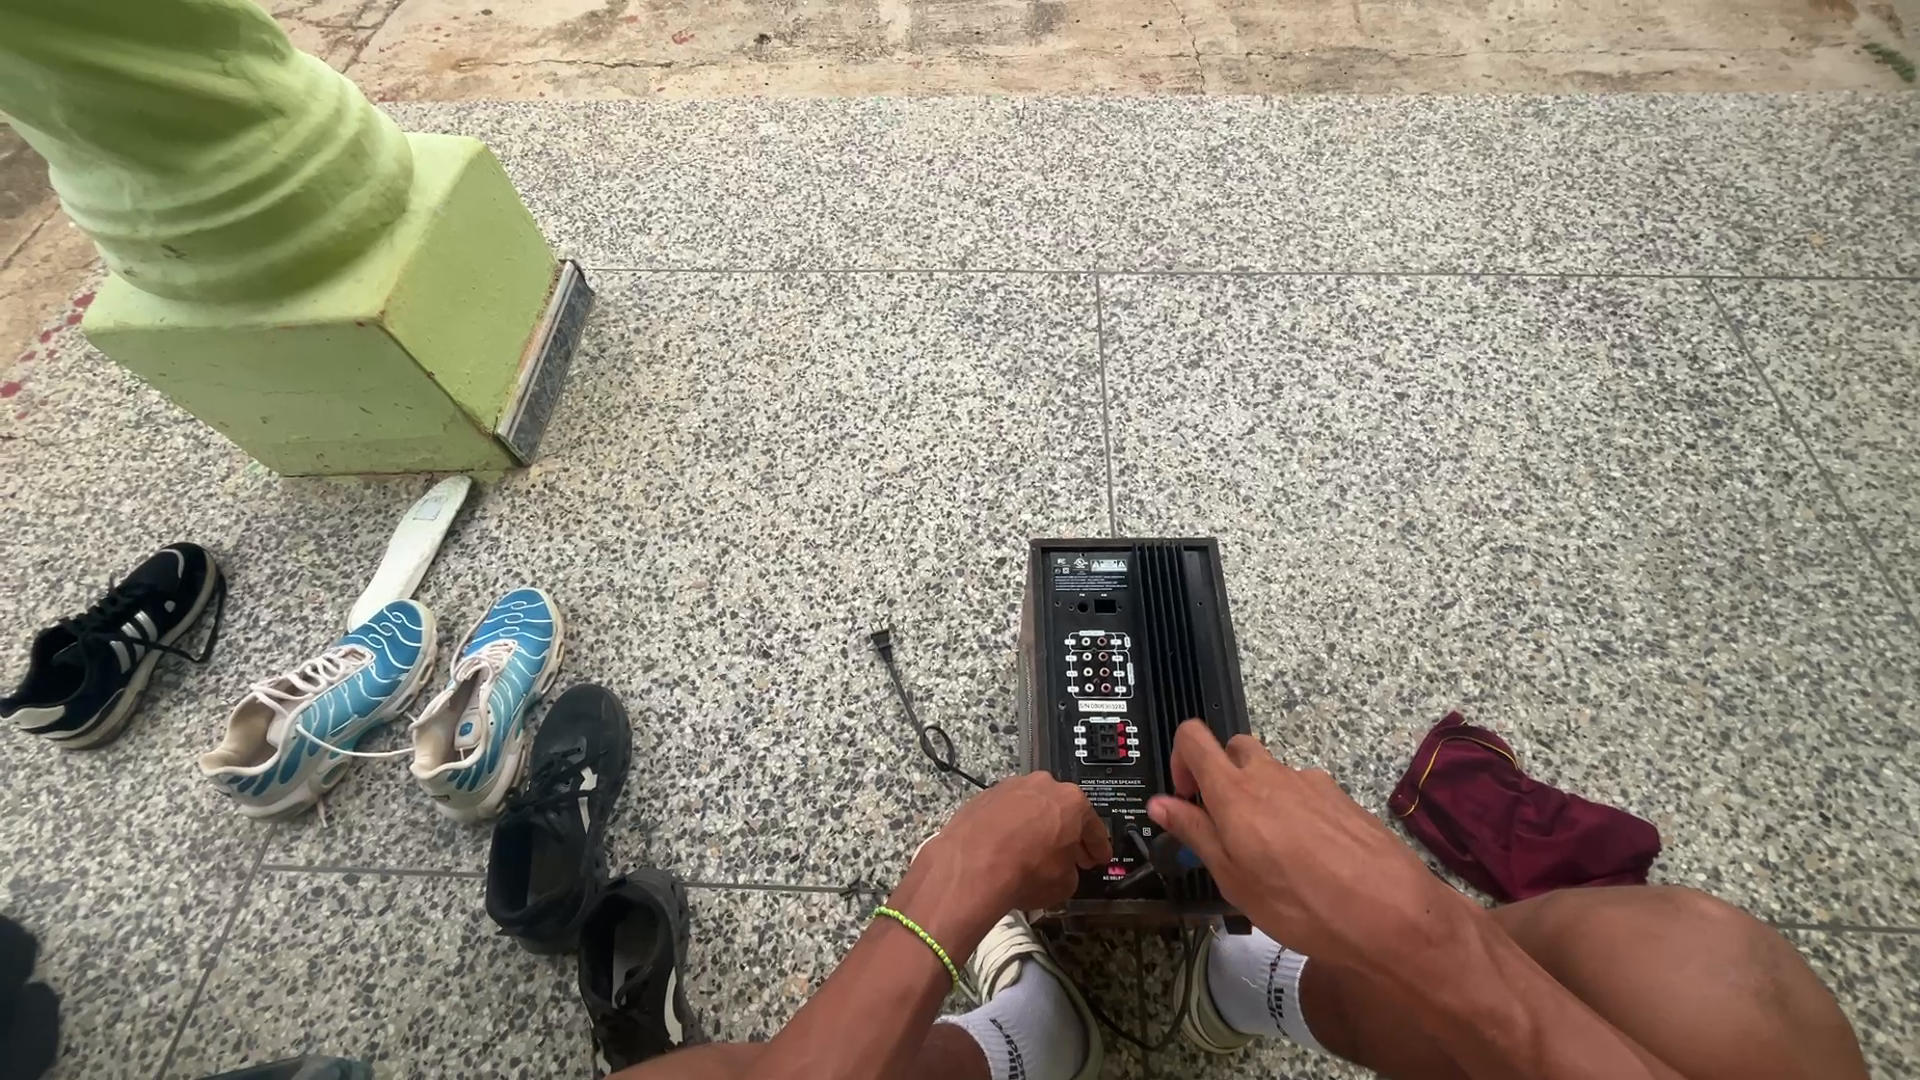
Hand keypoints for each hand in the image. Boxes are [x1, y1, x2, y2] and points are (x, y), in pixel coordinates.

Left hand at [920, 772, 1111, 915]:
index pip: (1093, 826)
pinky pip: (1007, 811)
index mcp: (1072, 800)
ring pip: (1033, 806)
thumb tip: (1063, 868)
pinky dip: (1011, 825)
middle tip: (1071, 855)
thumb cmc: (1026, 871)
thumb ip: (1071, 870)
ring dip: (1037, 825)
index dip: (1098, 846)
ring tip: (1035, 851)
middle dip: (1067, 832)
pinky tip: (1009, 846)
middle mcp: (1043, 785)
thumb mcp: (1065, 884)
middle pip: (1062, 809)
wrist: (973, 865)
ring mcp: (1011, 786)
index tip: (1099, 857)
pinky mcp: (985, 795)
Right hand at [1147, 720, 1467, 977]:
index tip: (1187, 798)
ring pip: (1272, 772)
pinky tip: (1313, 856)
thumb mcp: (1232, 877)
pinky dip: (1297, 810)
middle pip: (1233, 748)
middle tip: (1228, 824)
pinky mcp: (1341, 797)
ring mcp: (1309, 782)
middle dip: (1223, 775)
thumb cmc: (1300, 903)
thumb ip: (1194, 832)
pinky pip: (1306, 791)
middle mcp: (1269, 773)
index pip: (1192, 736)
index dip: (1180, 758)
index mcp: (1233, 790)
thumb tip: (1159, 803)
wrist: (1393, 916)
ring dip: (1262, 796)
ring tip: (1274, 849)